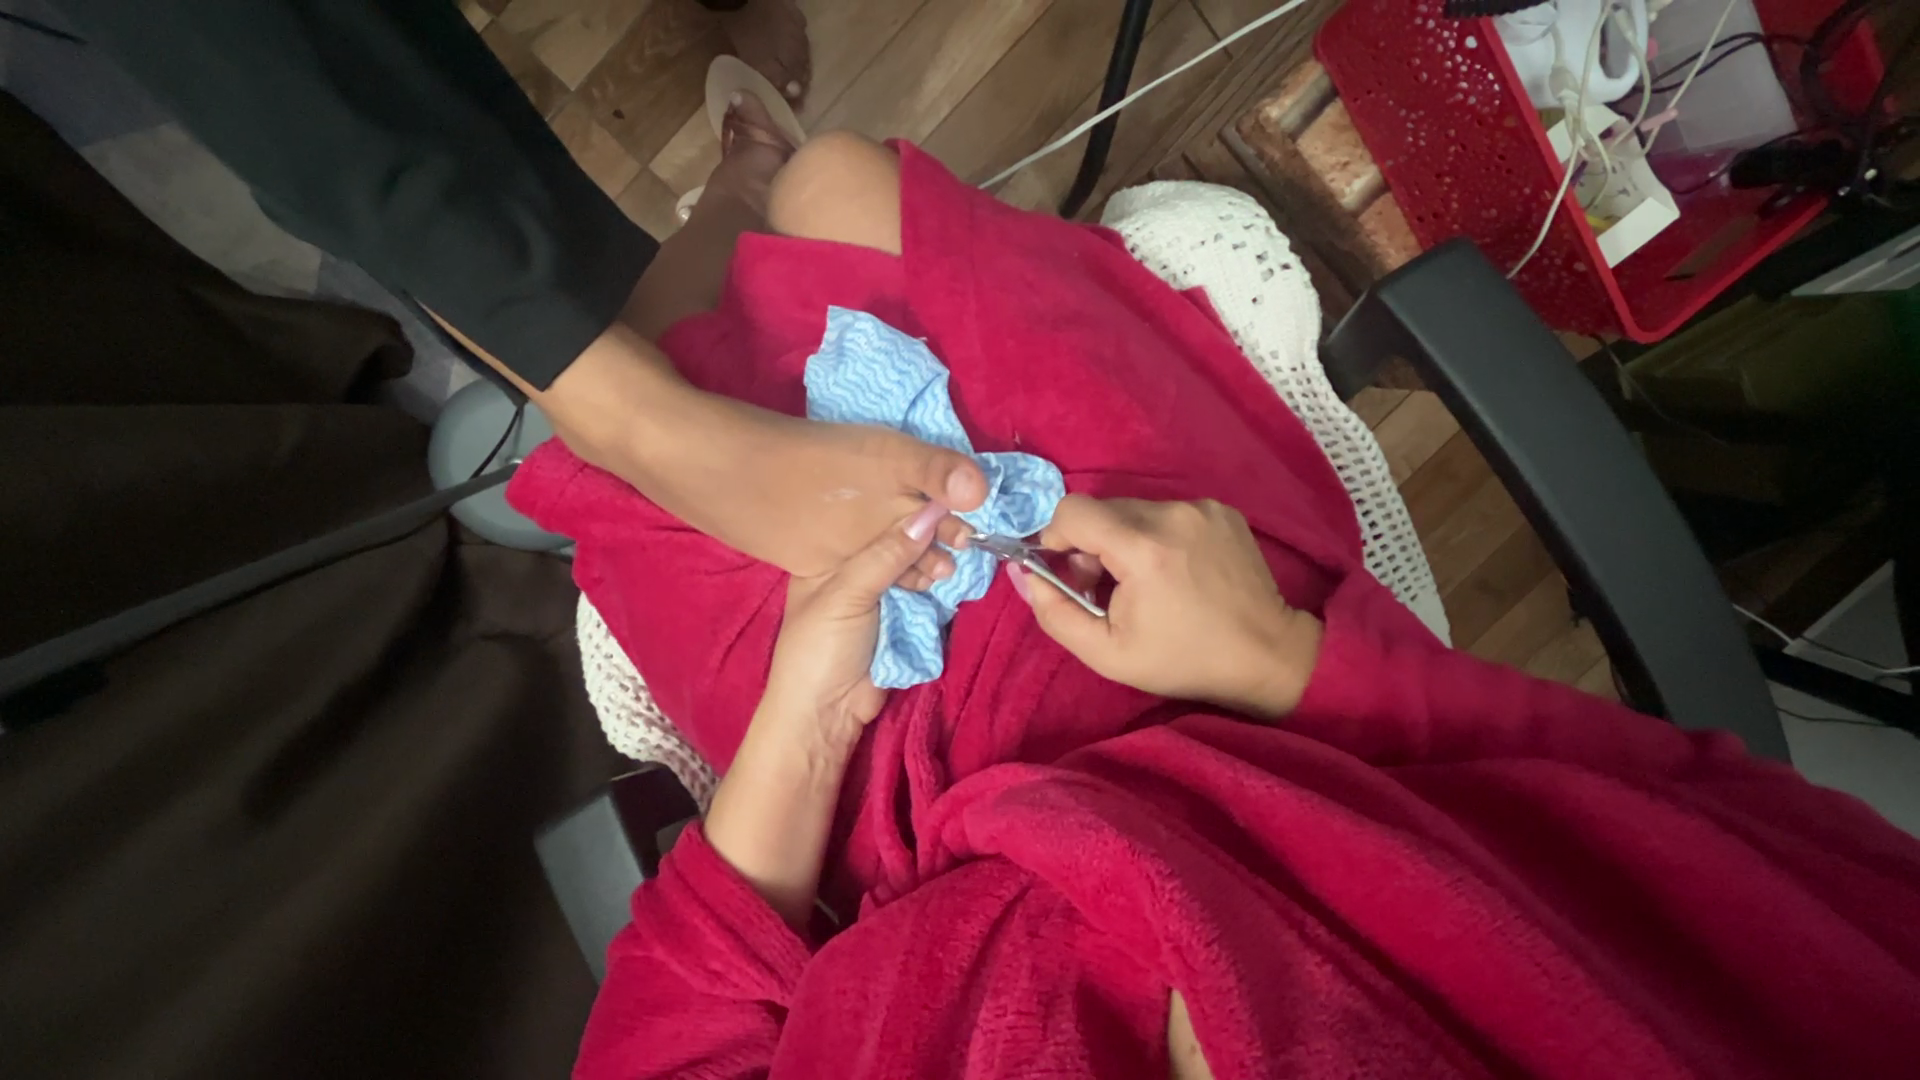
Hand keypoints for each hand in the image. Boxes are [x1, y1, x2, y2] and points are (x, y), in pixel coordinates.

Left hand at [756, 501, 946, 761]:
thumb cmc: (819, 648)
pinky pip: (927, 595)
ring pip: (917, 568)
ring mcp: (882, 596)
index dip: (907, 510)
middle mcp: (857, 570)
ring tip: (959, 559)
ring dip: (939, 563)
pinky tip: (959, 577)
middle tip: (962, 533)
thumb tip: (929, 514)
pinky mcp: (903, 621)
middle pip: (901, 543)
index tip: (945, 500)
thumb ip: (887, 554)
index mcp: (830, 556)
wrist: (825, 717)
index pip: (873, 521)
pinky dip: (942, 588)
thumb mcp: (848, 594)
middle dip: (931, 537)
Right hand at [1011, 496, 1322, 718]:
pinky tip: (1176, 571)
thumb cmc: (1181, 659)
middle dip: (1090, 543)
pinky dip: (1156, 536)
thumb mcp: (1105, 652)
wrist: (1266, 655)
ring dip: (1123, 539)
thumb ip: (1053, 611)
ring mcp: (1201, 508)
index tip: (1068, 571)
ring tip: (1145, 582)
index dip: (1056, 537)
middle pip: (1102, 509)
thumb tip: (1023, 572)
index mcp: (1143, 549)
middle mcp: (1172, 514)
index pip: (1072, 510)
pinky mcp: (1221, 510)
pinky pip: (1166, 512)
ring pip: (1133, 510)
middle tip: (1106, 588)